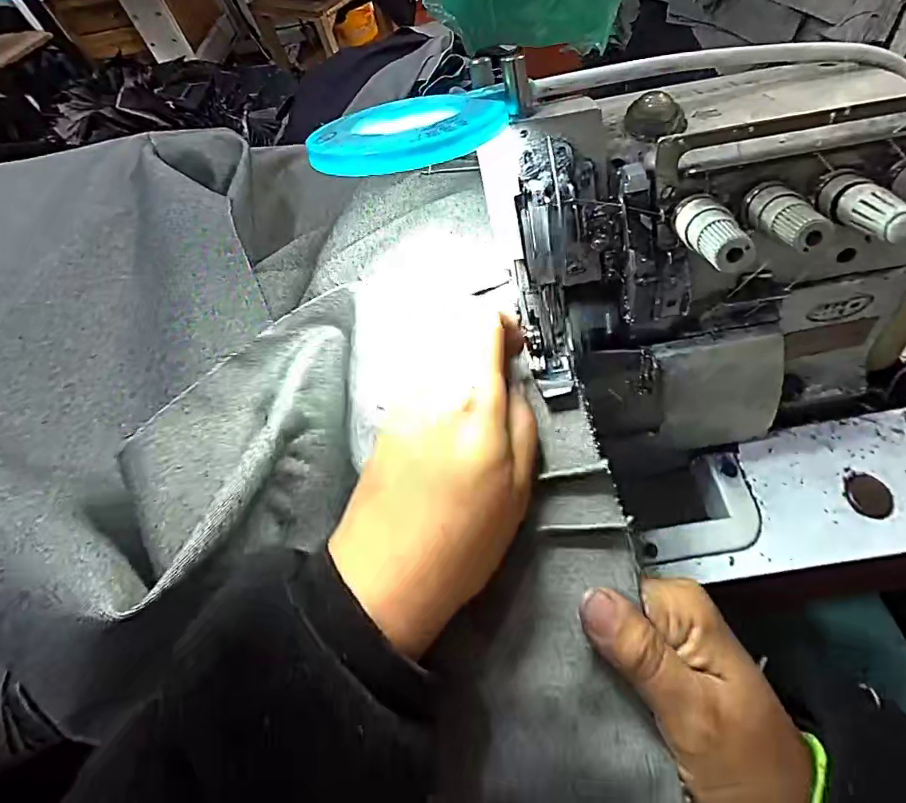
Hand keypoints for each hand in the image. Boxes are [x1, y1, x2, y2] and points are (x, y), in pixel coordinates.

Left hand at [329, 308, 538, 659]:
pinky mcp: (385, 420)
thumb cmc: (462, 541)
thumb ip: (523, 421)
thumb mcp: (519, 487)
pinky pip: (422, 381)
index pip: (484, 325)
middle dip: (487, 345)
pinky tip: (449, 425)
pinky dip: (442, 385)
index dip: (508, 325)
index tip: (520, 348)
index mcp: (474, 404)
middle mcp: (434, 391)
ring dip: (463, 366)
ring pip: (440, 355)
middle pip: (460, 333)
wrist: (382, 580)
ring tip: (477, 408)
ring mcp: (404, 403)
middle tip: (504, 378)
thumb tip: (514, 387)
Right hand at [580, 578, 813, 802]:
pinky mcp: (661, 678)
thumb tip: (594, 600)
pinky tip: (609, 704)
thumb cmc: (753, 760)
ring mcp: (668, 649)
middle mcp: (677, 619)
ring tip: (604, 700)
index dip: (589, 613)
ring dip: (598, 670)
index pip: (616, 585)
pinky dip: (608, 688)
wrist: (778, 801)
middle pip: (610, 613)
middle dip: (592, 645)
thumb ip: (643, 653)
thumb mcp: (693, 708)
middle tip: (597, 685)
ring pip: (609, 643)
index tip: (576, 643)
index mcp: (686, 607)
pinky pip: (618, 670)